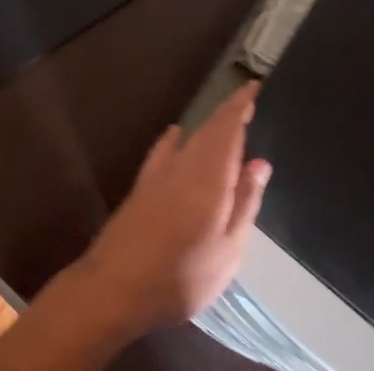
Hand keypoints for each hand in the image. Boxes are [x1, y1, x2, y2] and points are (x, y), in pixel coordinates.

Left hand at [76, 82, 271, 335]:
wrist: (114, 287)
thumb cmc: (181, 275)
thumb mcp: (228, 250)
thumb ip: (244, 203)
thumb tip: (259, 162)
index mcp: (208, 176)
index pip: (227, 127)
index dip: (240, 104)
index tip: (254, 85)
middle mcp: (182, 164)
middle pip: (208, 130)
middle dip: (228, 115)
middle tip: (248, 105)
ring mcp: (157, 173)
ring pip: (188, 140)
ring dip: (207, 129)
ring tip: (225, 126)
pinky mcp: (141, 186)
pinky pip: (165, 150)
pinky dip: (176, 139)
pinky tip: (176, 136)